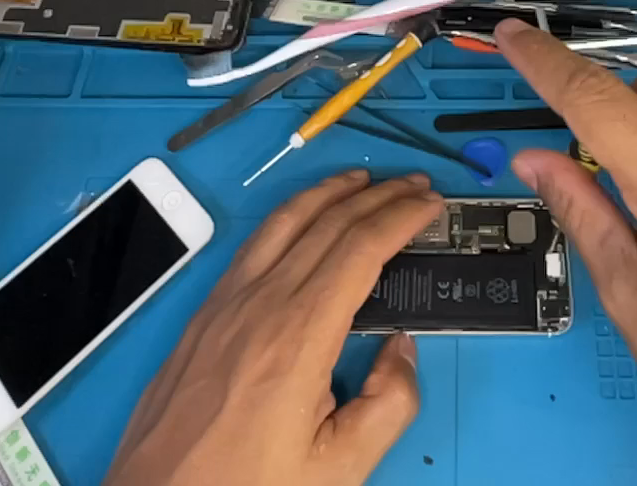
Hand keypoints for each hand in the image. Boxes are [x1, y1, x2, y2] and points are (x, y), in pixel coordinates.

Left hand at [106, 170, 444, 485]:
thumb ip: (389, 405)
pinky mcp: (205, 311)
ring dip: (331, 191)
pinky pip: (255, 242)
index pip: (361, 248)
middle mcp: (262, 301)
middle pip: (330, 223)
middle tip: (415, 185)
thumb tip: (401, 349)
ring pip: (286, 220)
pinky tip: (303, 217)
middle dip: (380, 196)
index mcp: (300, 334)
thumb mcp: (338, 472)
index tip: (430, 203)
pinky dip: (290, 213)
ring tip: (364, 180)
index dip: (401, 217)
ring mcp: (227, 300)